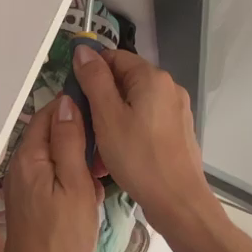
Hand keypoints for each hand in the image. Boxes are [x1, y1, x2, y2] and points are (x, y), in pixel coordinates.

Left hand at [2, 95, 103, 251]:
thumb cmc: (64, 238)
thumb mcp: (75, 185)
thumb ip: (69, 141)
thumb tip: (66, 102)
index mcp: (29, 156)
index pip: (49, 113)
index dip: (75, 108)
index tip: (103, 115)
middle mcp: (20, 166)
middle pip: (51, 134)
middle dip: (80, 139)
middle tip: (105, 157)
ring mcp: (24, 186)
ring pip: (56, 158)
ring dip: (78, 164)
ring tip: (99, 181)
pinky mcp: (30, 204)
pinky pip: (54, 178)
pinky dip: (72, 182)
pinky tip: (88, 199)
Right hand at [71, 47, 212, 227]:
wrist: (178, 201)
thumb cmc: (138, 157)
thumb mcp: (107, 116)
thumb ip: (94, 80)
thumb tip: (83, 50)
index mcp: (152, 77)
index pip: (115, 57)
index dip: (90, 70)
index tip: (73, 94)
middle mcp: (169, 88)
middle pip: (125, 81)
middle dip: (100, 100)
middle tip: (83, 125)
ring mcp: (176, 110)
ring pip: (134, 104)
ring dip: (111, 120)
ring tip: (96, 148)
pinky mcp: (178, 131)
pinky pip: (146, 122)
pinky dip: (128, 132)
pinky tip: (116, 157)